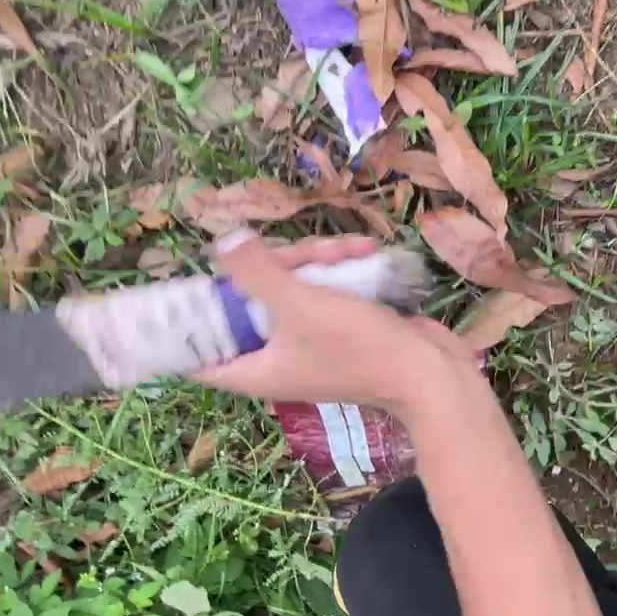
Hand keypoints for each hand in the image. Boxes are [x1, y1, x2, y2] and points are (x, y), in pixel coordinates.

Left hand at [195, 230, 482, 422]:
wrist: (430, 373)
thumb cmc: (361, 350)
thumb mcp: (301, 306)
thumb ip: (255, 271)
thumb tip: (224, 242)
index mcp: (255, 369)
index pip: (195, 353)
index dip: (186, 320)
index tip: (190, 282)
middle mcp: (278, 357)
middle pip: (248, 302)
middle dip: (273, 266)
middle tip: (297, 254)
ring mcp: (313, 341)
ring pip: (294, 288)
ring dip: (318, 260)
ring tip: (349, 248)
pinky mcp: (345, 328)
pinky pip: (328, 292)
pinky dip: (342, 271)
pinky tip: (366, 251)